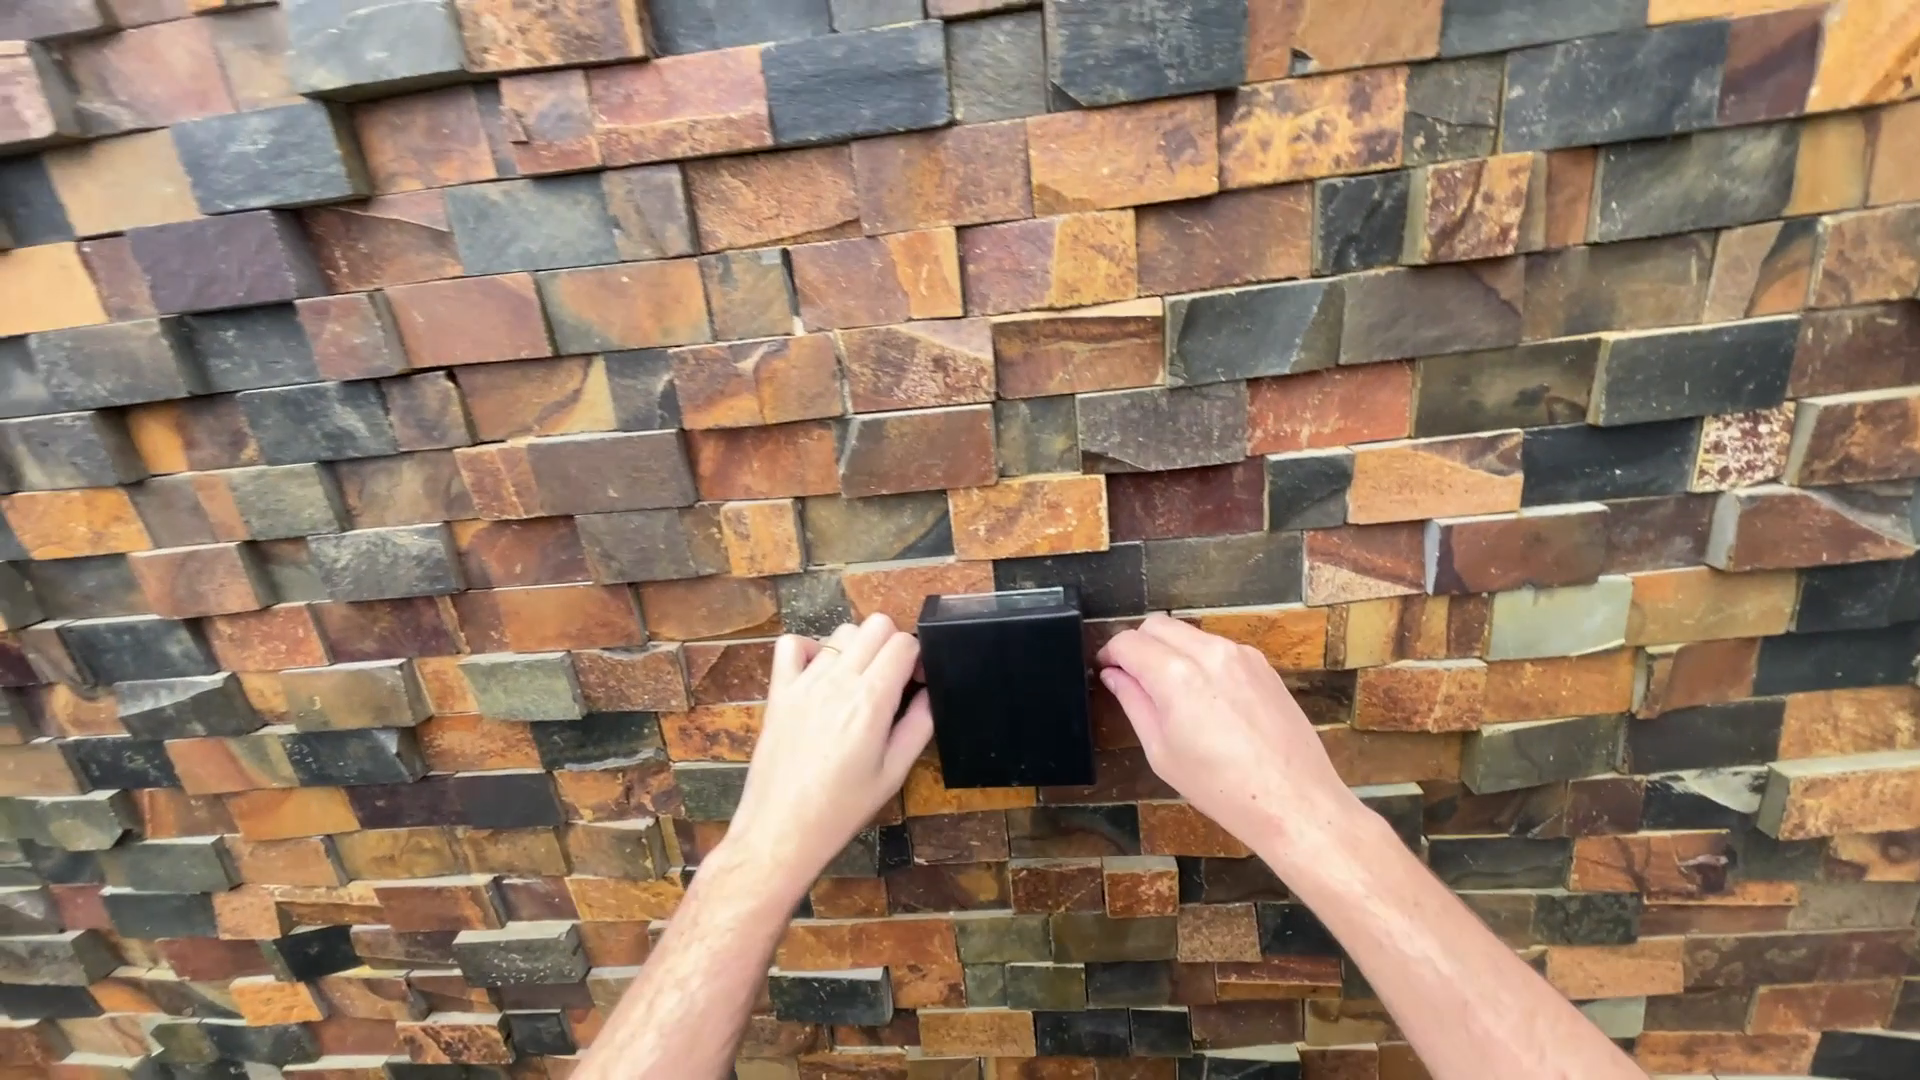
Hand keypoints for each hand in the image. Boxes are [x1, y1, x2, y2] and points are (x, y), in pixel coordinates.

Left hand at [722, 615, 932, 898]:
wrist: (781, 830)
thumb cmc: (842, 809)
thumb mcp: (893, 773)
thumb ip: (919, 726)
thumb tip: (930, 693)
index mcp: (872, 702)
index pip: (904, 644)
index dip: (918, 658)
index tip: (917, 681)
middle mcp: (839, 682)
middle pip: (876, 625)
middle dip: (892, 644)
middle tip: (892, 679)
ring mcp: (805, 682)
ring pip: (842, 631)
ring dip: (858, 647)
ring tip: (858, 680)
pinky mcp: (779, 690)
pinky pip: (792, 644)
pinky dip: (810, 648)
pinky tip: (820, 673)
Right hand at [1096, 614, 1363, 859]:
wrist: (1294, 802)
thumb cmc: (1221, 788)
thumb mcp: (1161, 751)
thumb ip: (1133, 703)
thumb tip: (1114, 675)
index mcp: (1176, 676)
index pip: (1128, 641)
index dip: (1110, 653)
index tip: (1106, 669)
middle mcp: (1209, 653)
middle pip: (1157, 624)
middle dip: (1138, 644)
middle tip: (1133, 677)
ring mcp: (1240, 654)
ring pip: (1188, 632)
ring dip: (1169, 649)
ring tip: (1171, 690)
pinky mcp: (1262, 664)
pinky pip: (1217, 646)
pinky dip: (1199, 658)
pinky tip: (1206, 697)